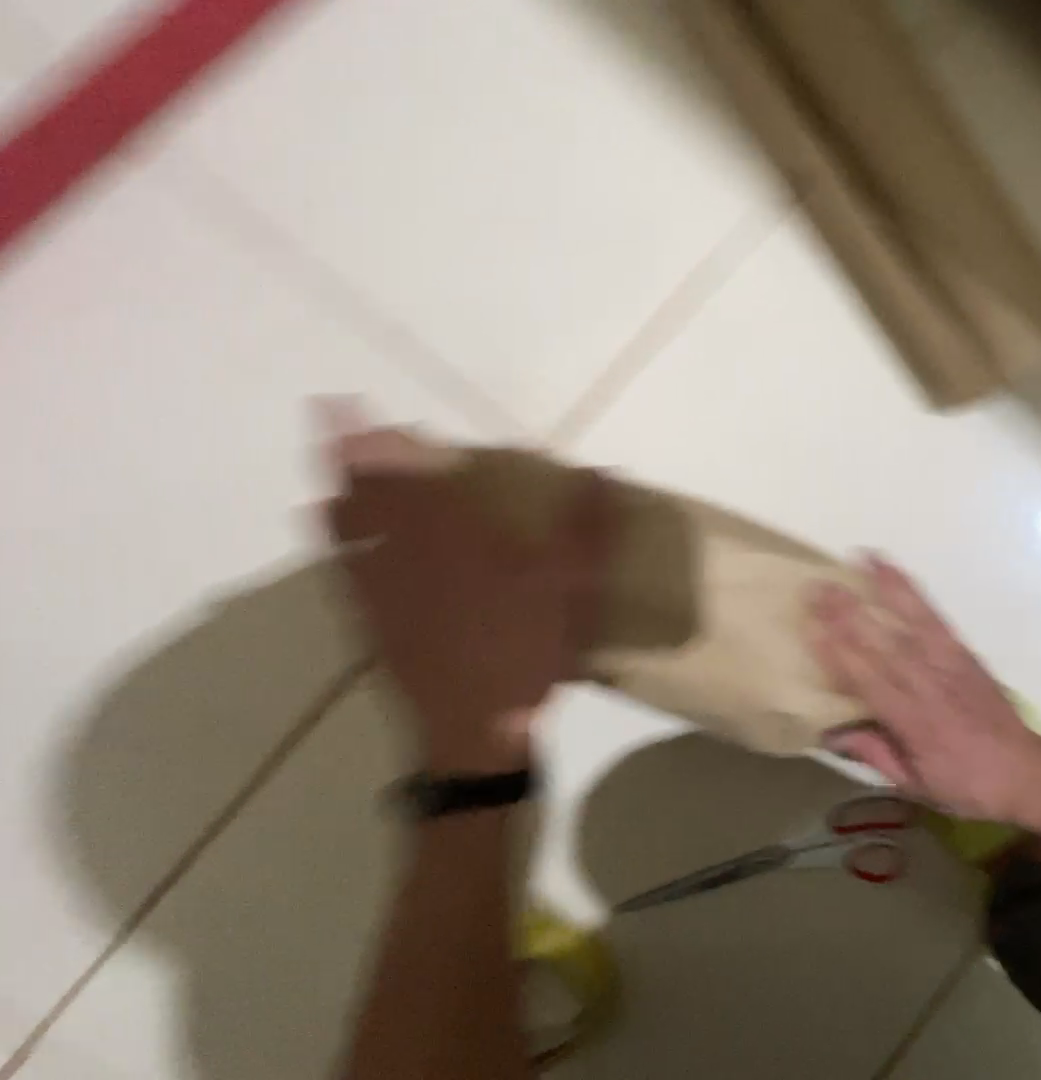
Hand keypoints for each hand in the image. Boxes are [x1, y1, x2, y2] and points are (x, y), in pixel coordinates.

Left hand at [321, 410, 614, 773]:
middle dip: (341, 451)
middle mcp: (396, 553)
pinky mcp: (366, 621)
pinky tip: (345, 535)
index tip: (350, 404)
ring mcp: (373, 589)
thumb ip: (586, 529)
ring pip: (337, 526)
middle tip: (338, 420)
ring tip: (338, 469)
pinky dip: (336, 537)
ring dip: (335, 488)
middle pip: (353, 490)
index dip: (369, 436)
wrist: (475, 726)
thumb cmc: (526, 649)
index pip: (396, 472)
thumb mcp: (571, 588)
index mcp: (446, 536)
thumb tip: (604, 474)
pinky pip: (338, 565)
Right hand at [808, 556, 1040, 821]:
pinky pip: (935, 617)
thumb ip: (873, 753)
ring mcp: (951, 663)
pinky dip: (914, 593)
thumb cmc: (965, 785)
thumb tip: (829, 730)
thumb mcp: (914, 785)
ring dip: (884, 590)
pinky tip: (895, 573)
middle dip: (850, 615)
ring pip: (913, 621)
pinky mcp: (965, 652)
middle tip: (817, 588)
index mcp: (915, 722)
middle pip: (884, 645)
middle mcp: (931, 685)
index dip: (838, 655)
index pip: (869, 681)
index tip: (811, 629)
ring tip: (859, 560)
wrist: (1025, 771)